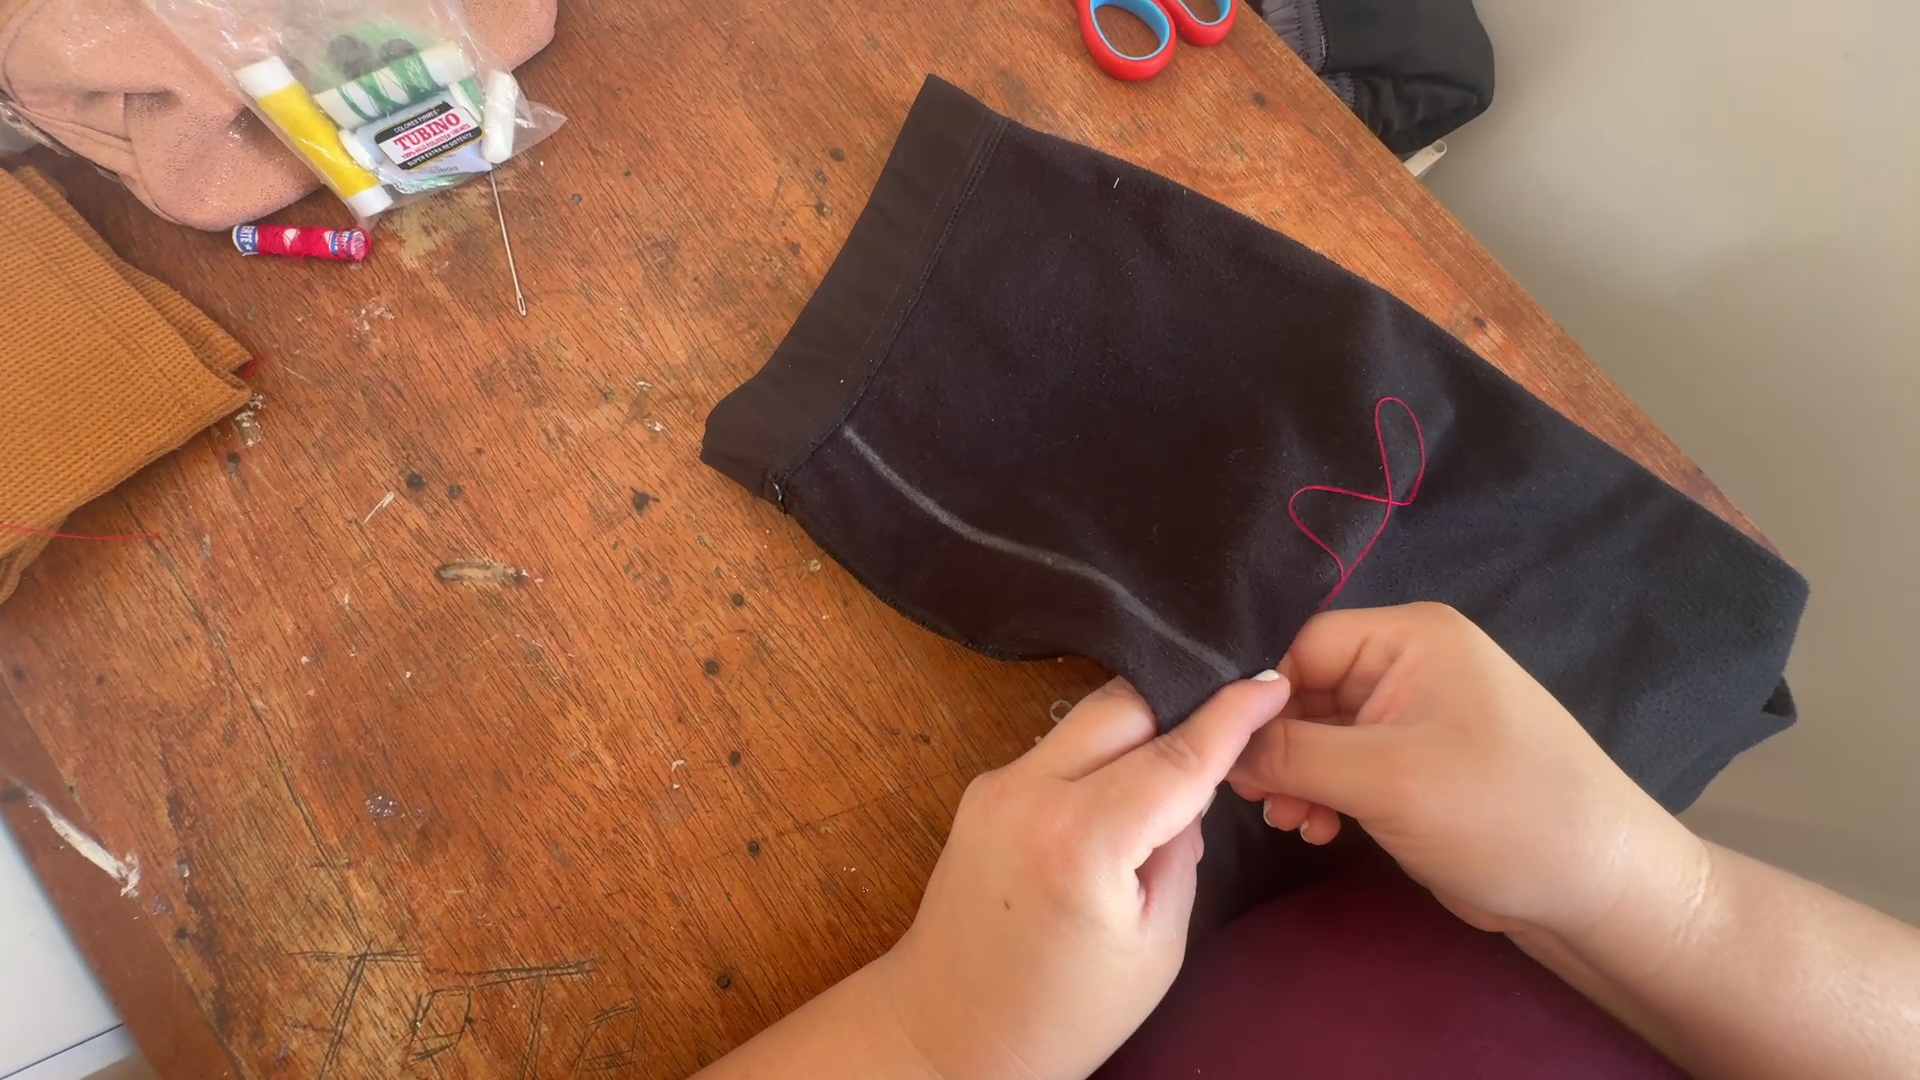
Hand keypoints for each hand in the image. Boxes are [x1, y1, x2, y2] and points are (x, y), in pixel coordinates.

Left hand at [878, 674, 1287, 1079]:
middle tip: (1224, 710)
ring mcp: (997, 782)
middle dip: (1178, 699)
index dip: (1230, 714)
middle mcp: (1029, 789)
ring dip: (1137, 722)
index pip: (1173, 756)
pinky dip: (1097, 748)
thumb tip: (1191, 789)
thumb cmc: (1065, 1010)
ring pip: (1085, 717)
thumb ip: (1179, 851)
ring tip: (1175, 749)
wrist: (950, 1027)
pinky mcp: (983, 786)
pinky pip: (1056, 744)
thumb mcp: (1155, 944)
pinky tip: (1119, 778)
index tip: (1269, 682)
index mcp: (1080, 839)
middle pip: (1120, 706)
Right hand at [1227, 603, 1704, 938]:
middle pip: (1305, 690)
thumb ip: (1289, 753)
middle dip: (1279, 747)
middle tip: (1255, 795)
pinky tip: (1316, 826)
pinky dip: (1321, 791)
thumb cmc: (1502, 814)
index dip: (1262, 696)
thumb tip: (1218, 744)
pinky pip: (1340, 761)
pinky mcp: (1410, 759)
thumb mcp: (1385, 778)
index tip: (1232, 749)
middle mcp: (1405, 664)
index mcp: (1409, 637)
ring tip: (1289, 820)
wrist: (1609, 900)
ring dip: (1295, 776)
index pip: (1303, 647)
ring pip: (1317, 731)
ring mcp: (1409, 713)